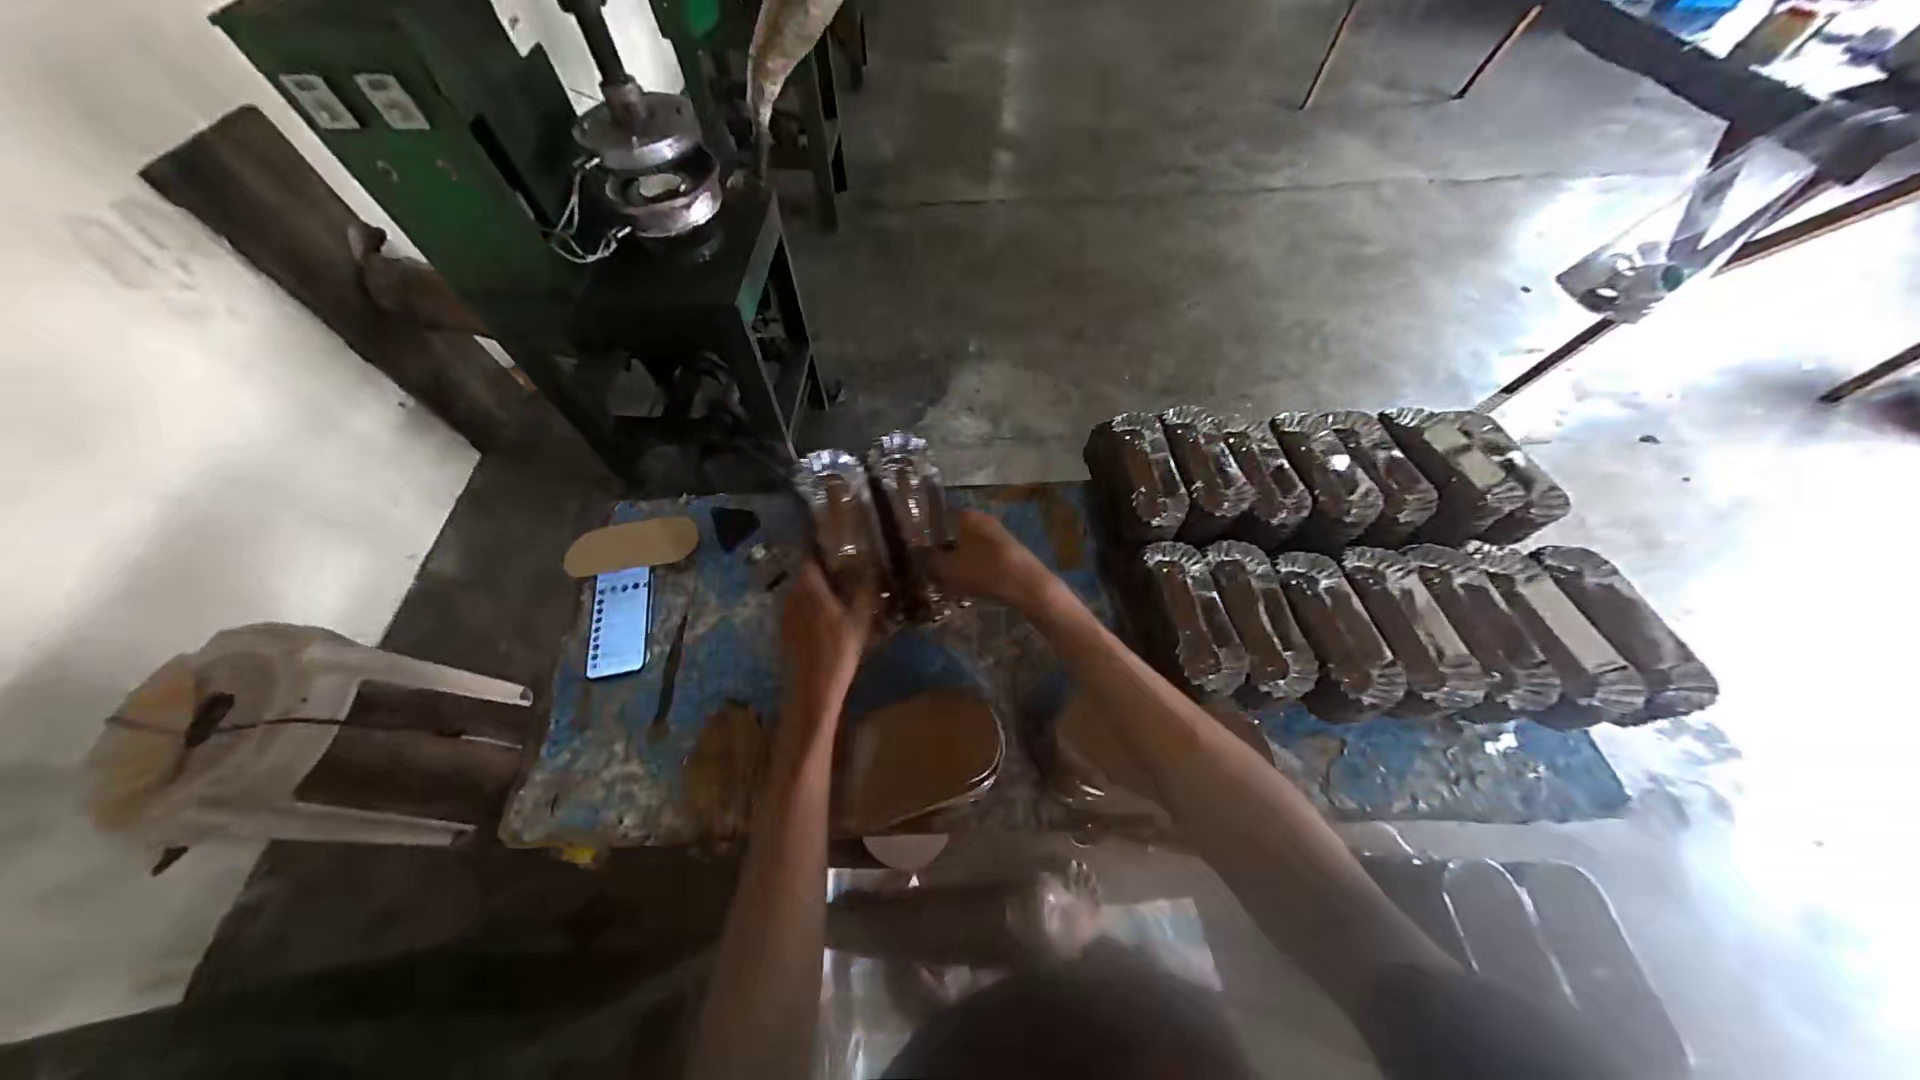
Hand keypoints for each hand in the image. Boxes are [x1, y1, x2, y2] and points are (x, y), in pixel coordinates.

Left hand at [782, 560, 873, 711]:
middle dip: (820, 575)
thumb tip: (870, 570)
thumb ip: (864, 593)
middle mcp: (792, 598)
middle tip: (841, 579)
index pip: (809, 561)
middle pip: (803, 577)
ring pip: (798, 594)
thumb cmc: (839, 653)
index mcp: (810, 591)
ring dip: (813, 593)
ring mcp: (784, 616)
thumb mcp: (860, 622)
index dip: (822, 556)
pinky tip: (822, 622)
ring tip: (834, 600)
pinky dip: (807, 610)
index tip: (838, 556)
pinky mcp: (783, 632)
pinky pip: (795, 611)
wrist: (812, 690)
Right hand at [934, 510, 1058, 612]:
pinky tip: (975, 584)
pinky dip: (979, 567)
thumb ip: (928, 560)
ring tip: (954, 581)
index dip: (929, 537)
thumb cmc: (982, 571)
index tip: (923, 555)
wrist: (1026, 584)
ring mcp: (999, 532)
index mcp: (965, 515)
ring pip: (972, 546)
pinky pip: (986, 556)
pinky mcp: (1011, 548)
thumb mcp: (946, 569)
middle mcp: (983, 518)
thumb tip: (918, 553)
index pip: (939, 519)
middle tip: (937, 571)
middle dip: (946, 551)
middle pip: (956, 533)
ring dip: (963, 561)